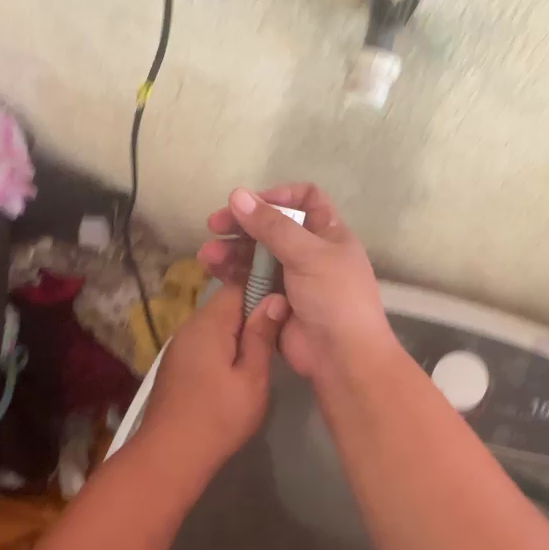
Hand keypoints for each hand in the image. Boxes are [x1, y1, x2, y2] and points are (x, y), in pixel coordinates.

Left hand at [135, 283, 286, 469]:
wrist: (170, 455)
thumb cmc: (219, 417)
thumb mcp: (252, 378)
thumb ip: (262, 336)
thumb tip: (275, 298)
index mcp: (209, 323)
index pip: (238, 285)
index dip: (264, 290)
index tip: (287, 304)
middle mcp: (189, 327)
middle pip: (226, 305)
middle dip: (253, 314)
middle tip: (281, 334)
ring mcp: (179, 347)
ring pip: (215, 326)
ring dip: (238, 334)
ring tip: (263, 352)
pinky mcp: (177, 366)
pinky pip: (205, 344)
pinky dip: (223, 349)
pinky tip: (236, 370)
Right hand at [196, 184, 395, 379]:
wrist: (341, 355)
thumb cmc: (334, 297)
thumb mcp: (307, 253)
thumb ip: (271, 225)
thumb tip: (238, 194)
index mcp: (328, 234)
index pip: (305, 200)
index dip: (278, 197)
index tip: (250, 203)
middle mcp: (310, 253)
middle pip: (271, 229)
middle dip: (242, 226)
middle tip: (213, 227)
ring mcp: (291, 280)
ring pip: (256, 257)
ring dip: (231, 252)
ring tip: (207, 257)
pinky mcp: (275, 305)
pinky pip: (250, 284)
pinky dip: (233, 276)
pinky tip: (214, 273)